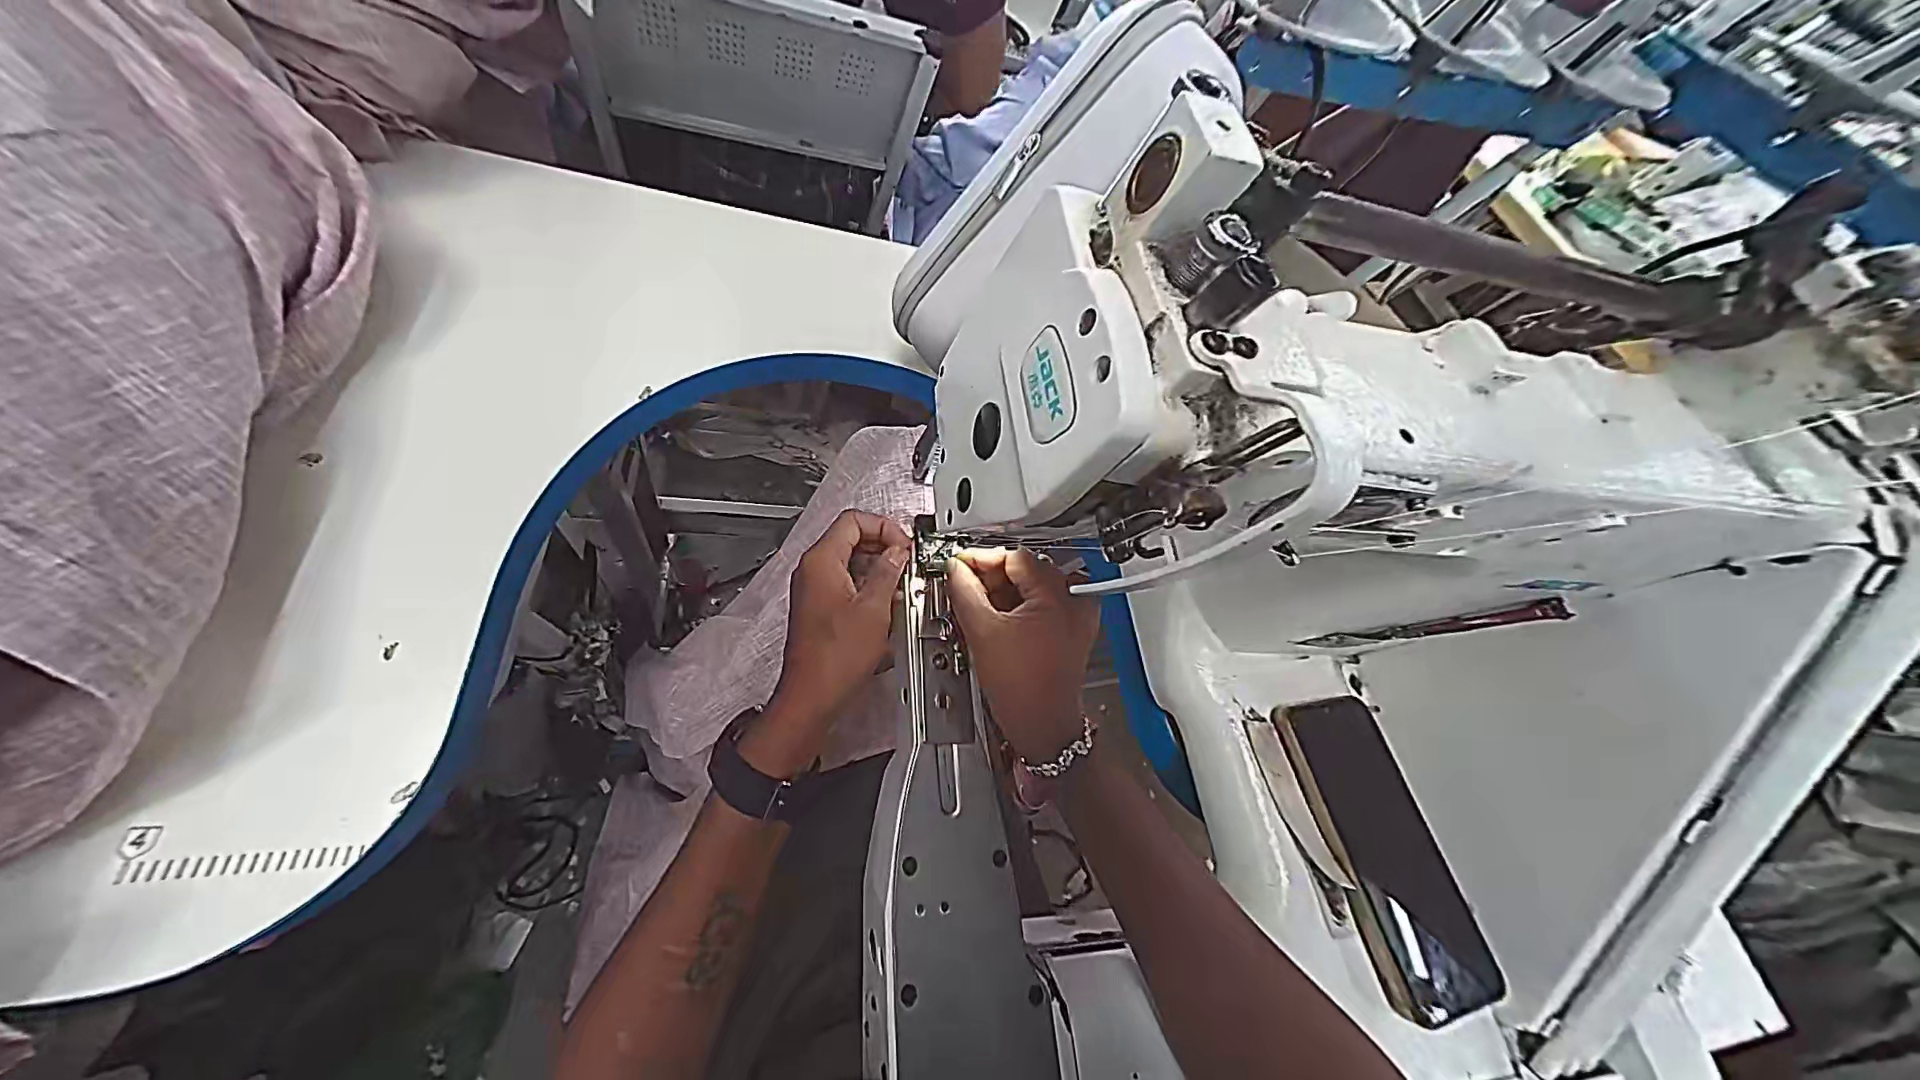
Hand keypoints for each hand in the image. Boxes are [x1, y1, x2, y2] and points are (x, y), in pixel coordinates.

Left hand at [746, 510, 911, 777]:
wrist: (813, 694)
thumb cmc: (834, 659)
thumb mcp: (875, 608)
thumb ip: (888, 572)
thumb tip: (897, 553)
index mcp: (821, 562)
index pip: (852, 521)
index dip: (883, 527)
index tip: (902, 544)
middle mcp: (812, 571)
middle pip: (851, 538)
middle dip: (883, 547)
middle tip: (906, 562)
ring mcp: (814, 589)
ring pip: (850, 562)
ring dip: (878, 569)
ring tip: (900, 586)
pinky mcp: (820, 608)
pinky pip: (846, 583)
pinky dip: (868, 587)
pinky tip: (886, 606)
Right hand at [946, 548, 1100, 762]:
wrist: (1042, 723)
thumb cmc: (1023, 689)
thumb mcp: (982, 632)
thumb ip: (964, 592)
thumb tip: (955, 571)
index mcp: (1057, 595)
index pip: (1014, 556)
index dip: (982, 558)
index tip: (960, 565)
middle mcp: (1074, 600)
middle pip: (1026, 569)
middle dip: (992, 575)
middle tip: (965, 585)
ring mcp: (1076, 615)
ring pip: (1033, 585)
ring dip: (1004, 590)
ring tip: (980, 606)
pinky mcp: (1072, 629)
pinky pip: (1043, 603)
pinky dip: (1019, 605)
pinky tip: (999, 619)